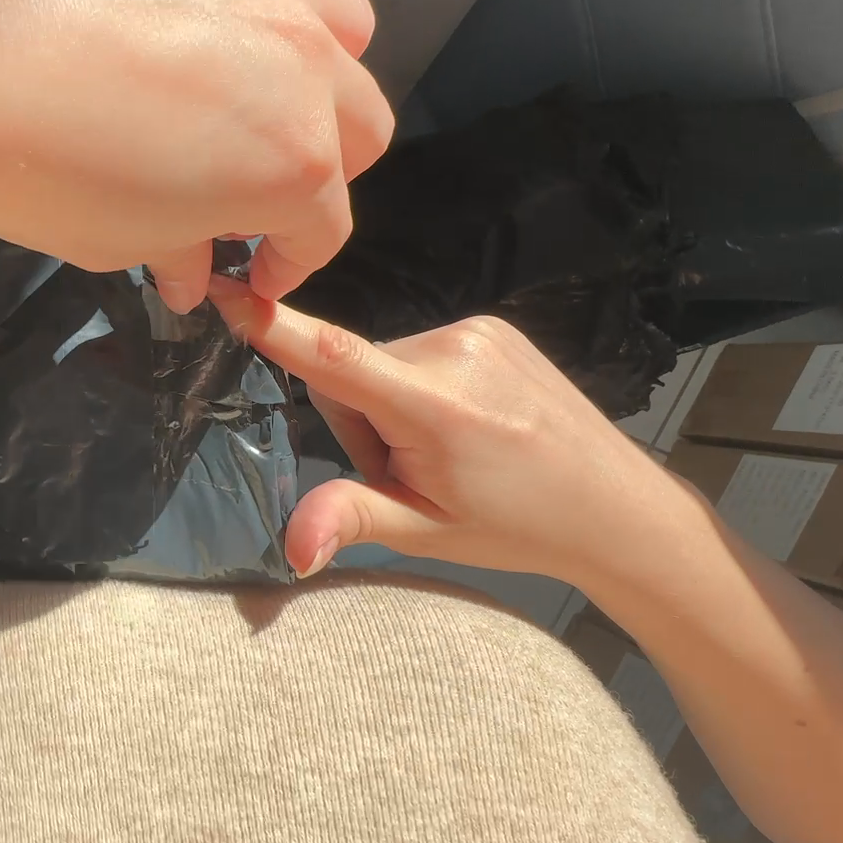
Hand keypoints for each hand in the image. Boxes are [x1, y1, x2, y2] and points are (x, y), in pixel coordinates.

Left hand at [0, 0, 392, 310]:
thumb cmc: (44, 181)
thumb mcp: (120, 242)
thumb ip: (180, 253)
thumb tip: (193, 272)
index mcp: (296, 162)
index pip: (325, 227)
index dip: (291, 262)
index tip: (252, 276)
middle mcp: (303, 64)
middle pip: (361, 126)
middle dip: (319, 175)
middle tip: (248, 199)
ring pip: (337, 32)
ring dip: (310, 85)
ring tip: (240, 112)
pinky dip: (236, 27)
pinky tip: (163, 47)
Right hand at [207, 281, 695, 581]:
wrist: (618, 509)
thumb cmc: (518, 528)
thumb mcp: (427, 532)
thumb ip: (351, 519)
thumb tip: (290, 552)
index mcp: (436, 408)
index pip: (334, 357)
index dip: (273, 324)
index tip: (223, 290)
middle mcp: (454, 349)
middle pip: (348, 373)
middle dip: (357, 422)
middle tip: (408, 470)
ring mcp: (478, 331)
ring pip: (377, 362)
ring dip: (385, 405)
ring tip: (440, 450)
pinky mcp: (490, 327)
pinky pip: (412, 352)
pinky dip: (412, 387)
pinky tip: (460, 424)